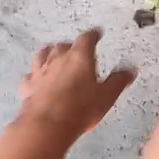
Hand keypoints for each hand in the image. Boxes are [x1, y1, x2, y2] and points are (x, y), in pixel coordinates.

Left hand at [13, 29, 135, 142]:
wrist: (47, 125)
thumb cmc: (81, 108)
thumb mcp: (107, 96)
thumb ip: (118, 81)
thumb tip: (131, 69)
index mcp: (80, 57)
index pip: (86, 38)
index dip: (93, 34)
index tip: (97, 33)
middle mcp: (58, 59)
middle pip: (63, 45)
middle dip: (71, 46)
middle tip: (77, 50)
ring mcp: (40, 71)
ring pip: (43, 55)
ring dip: (50, 53)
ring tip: (54, 55)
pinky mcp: (28, 86)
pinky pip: (30, 75)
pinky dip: (35, 74)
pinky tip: (36, 78)